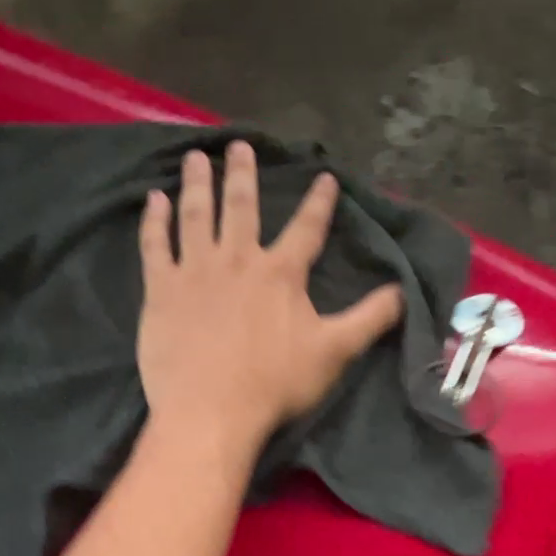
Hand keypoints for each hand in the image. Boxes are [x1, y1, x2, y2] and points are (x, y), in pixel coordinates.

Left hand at [136, 142, 404, 449]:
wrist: (212, 411)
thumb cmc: (276, 383)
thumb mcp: (335, 352)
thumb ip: (370, 319)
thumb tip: (403, 291)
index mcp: (281, 273)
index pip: (306, 228)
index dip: (319, 202)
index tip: (325, 176)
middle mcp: (237, 260)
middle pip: (241, 207)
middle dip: (243, 174)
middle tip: (239, 145)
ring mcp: (195, 271)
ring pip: (196, 215)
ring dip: (197, 184)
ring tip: (195, 157)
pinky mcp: (161, 289)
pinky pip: (155, 245)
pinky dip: (154, 220)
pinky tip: (152, 200)